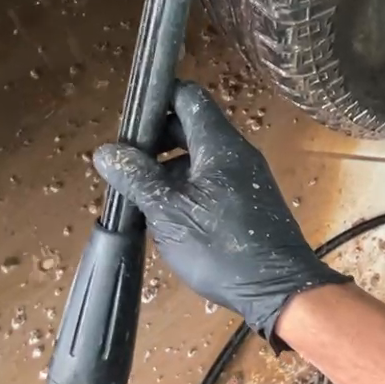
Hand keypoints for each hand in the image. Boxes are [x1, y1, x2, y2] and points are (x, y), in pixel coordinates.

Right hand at [93, 81, 348, 345]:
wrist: (277, 286)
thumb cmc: (222, 246)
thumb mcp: (168, 212)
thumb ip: (138, 177)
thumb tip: (107, 150)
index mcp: (220, 144)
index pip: (188, 97)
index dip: (157, 99)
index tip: (127, 119)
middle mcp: (236, 153)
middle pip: (190, 127)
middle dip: (154, 139)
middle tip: (123, 163)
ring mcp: (244, 176)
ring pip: (198, 156)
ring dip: (166, 167)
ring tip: (137, 192)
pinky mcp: (246, 200)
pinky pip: (209, 179)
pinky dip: (183, 186)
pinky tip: (164, 212)